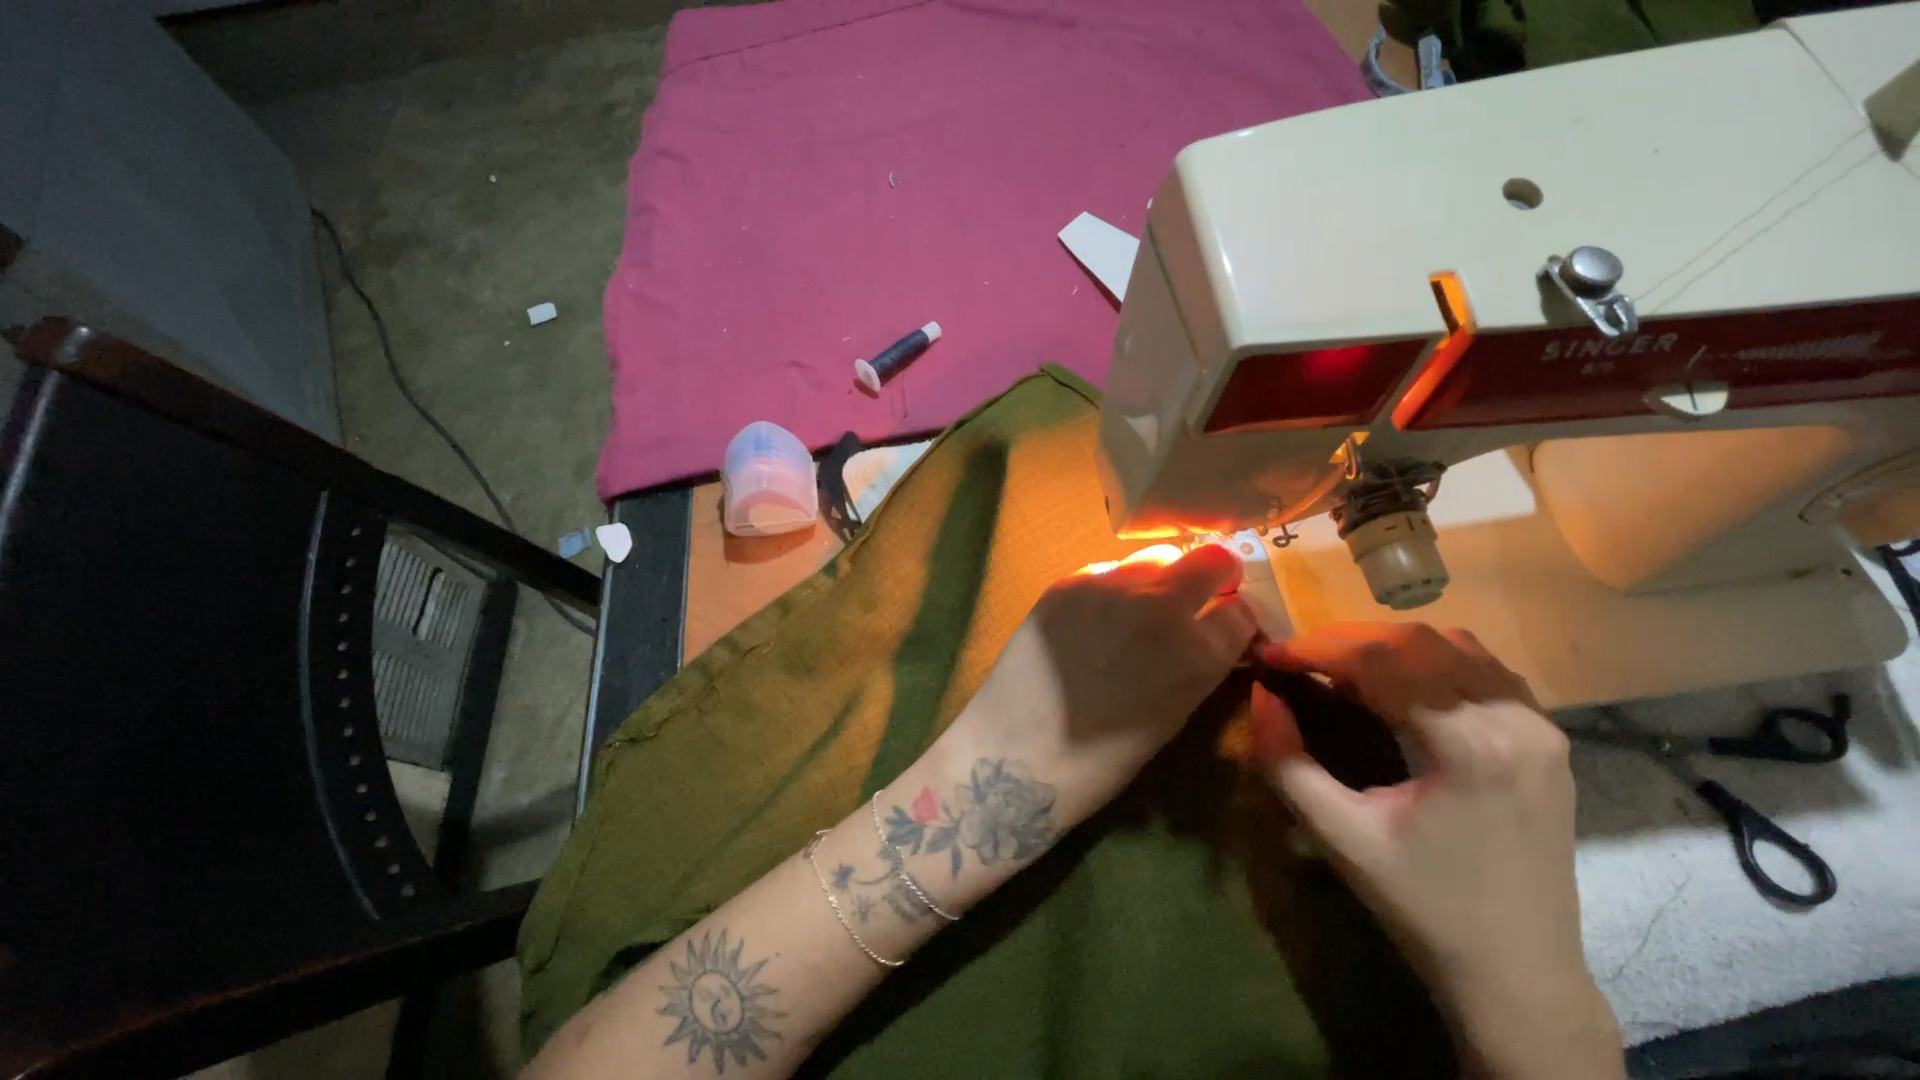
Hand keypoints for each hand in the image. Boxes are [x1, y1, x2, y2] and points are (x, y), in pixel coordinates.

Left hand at [951, 544, 1257, 824]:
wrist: (1020, 753)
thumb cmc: (1105, 756)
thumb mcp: (1175, 712)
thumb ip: (1200, 662)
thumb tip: (1212, 632)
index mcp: (1199, 653)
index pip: (1242, 610)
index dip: (1234, 615)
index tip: (1224, 620)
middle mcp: (1162, 606)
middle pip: (1210, 559)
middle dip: (1212, 575)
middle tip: (1195, 596)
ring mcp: (1112, 587)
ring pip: (1155, 558)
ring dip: (1159, 579)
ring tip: (1136, 613)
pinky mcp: (1068, 582)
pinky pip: (1106, 570)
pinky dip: (1112, 588)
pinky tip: (1094, 621)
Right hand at [1248, 624, 1621, 1079]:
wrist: (1518, 971)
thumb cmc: (1422, 906)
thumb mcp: (1339, 837)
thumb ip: (1287, 762)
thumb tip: (1261, 696)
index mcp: (1470, 746)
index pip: (1381, 660)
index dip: (1316, 649)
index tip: (1269, 655)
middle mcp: (1516, 720)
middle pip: (1418, 642)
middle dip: (1347, 640)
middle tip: (1297, 660)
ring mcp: (1542, 726)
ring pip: (1455, 645)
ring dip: (1389, 645)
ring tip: (1341, 669)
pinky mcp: (1549, 737)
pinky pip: (1485, 670)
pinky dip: (1433, 660)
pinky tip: (1400, 685)